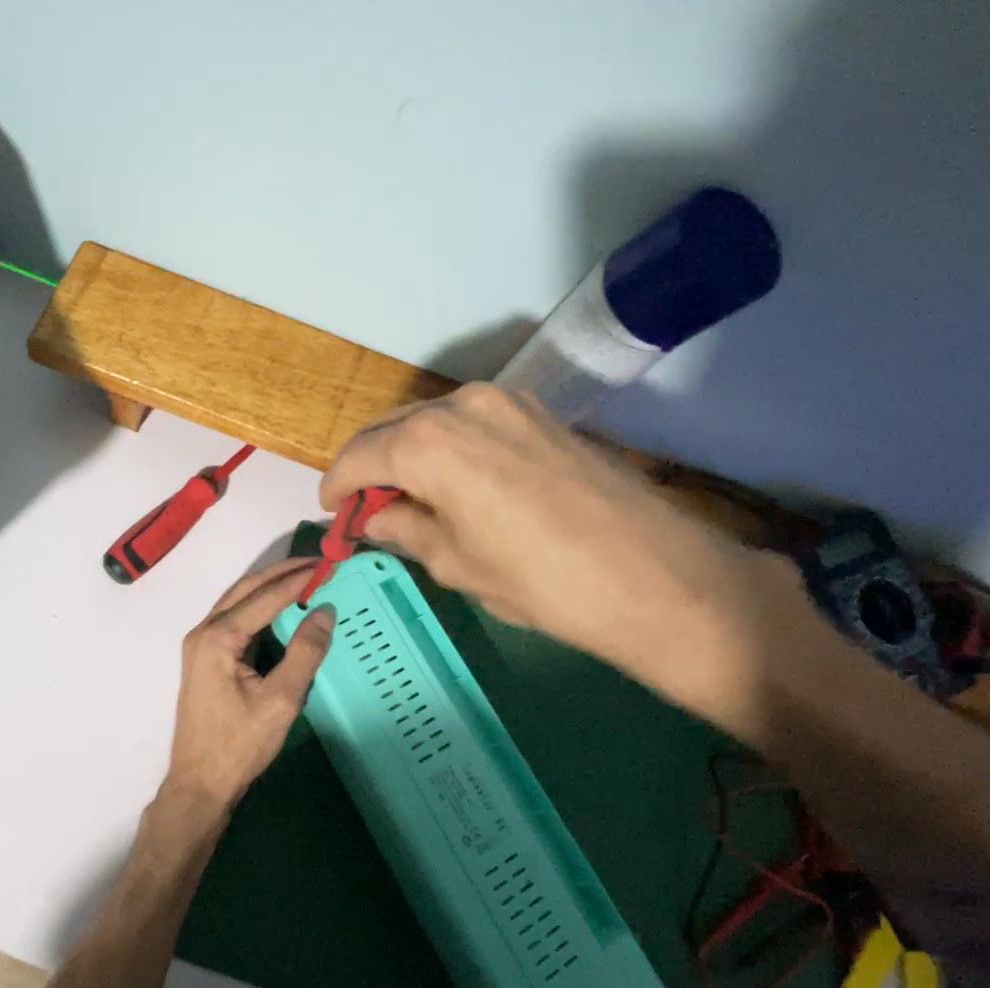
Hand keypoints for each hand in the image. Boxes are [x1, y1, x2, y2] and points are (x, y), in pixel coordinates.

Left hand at [166, 558, 334, 809]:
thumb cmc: (239, 744)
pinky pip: (232, 619)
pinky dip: (257, 607)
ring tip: (302, 577)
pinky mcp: (203, 658)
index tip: (327, 564)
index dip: (297, 579)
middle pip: (245, 589)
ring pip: (236, 601)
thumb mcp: (282, 700)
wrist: (199, 782)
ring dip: (268, 587)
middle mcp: (203, 632)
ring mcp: (199, 644)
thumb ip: (305, 652)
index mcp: (218, 638)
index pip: (264, 596)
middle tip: (316, 562)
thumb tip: (325, 610)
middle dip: (280, 573)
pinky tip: (279, 608)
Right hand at [320, 383, 810, 736]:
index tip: (332, 512)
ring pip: (432, 422)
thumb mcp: (457, 564)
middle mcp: (464, 405)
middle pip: (392, 429)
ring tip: (409, 500)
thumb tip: (376, 517)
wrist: (657, 578)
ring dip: (409, 454)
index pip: (360, 456)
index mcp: (429, 443)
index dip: (338, 486)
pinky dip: (448, 449)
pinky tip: (454, 487)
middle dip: (370, 466)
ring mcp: (507, 403)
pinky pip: (471, 424)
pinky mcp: (539, 415)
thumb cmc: (542, 583)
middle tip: (365, 508)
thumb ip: (406, 529)